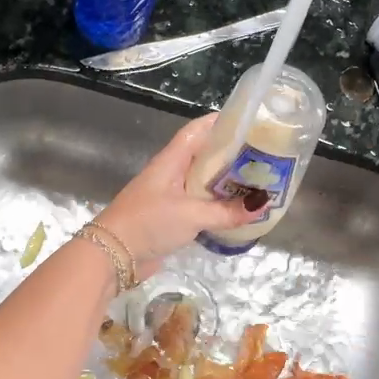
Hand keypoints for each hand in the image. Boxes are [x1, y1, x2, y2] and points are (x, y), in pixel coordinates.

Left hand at [96, 114, 256, 279]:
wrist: (113, 255)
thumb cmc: (149, 223)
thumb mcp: (191, 214)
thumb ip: (226, 211)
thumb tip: (262, 204)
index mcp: (172, 161)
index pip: (198, 131)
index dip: (221, 123)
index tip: (250, 123)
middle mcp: (172, 174)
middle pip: (205, 157)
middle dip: (233, 156)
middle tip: (264, 159)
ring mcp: (170, 198)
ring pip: (204, 184)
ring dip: (227, 185)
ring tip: (258, 185)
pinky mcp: (171, 220)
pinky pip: (200, 208)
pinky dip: (218, 208)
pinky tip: (237, 214)